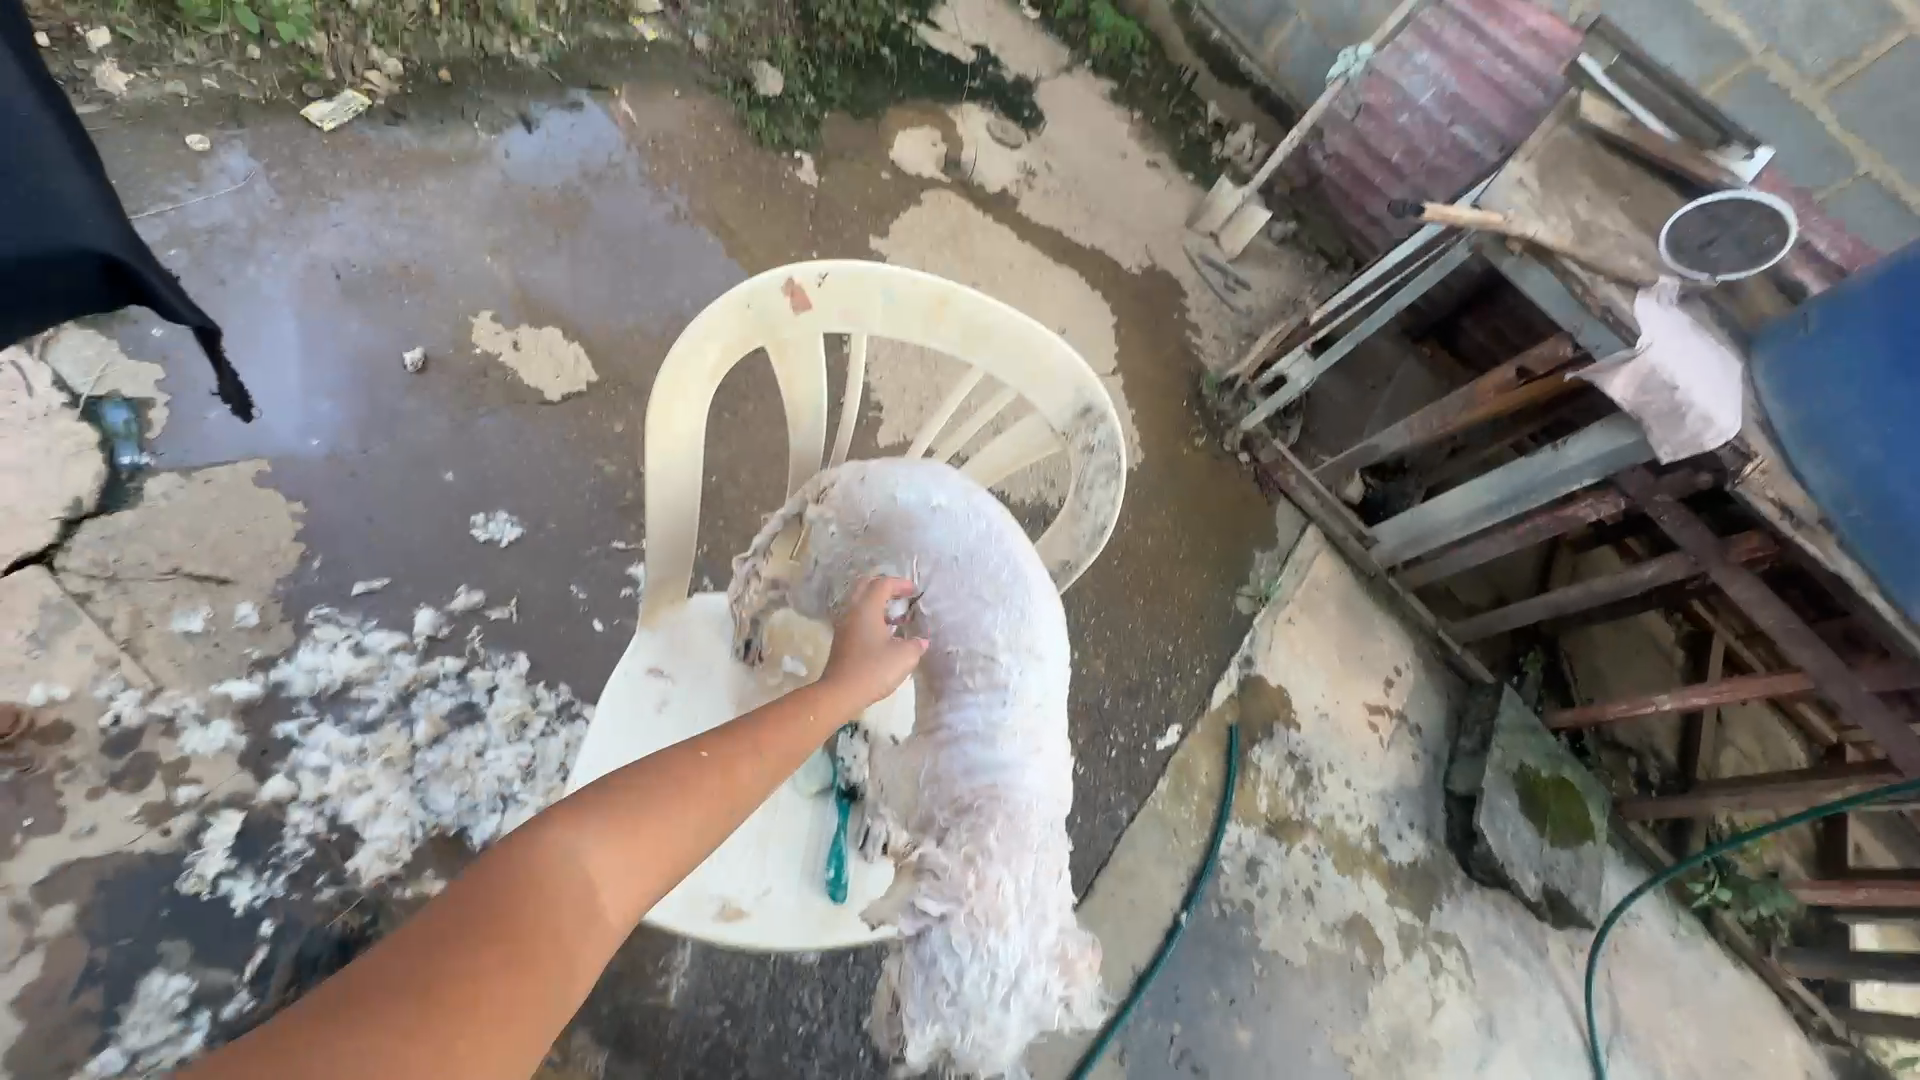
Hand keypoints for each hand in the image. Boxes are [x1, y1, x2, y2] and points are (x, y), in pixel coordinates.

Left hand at [820, 576, 928, 709]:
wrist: (841, 693)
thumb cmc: (874, 669)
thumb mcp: (904, 657)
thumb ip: (916, 644)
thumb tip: (921, 642)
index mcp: (867, 609)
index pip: (882, 584)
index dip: (900, 584)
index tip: (914, 591)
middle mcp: (852, 612)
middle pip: (866, 587)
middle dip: (885, 588)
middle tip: (902, 597)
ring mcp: (844, 627)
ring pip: (860, 604)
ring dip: (878, 605)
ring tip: (897, 618)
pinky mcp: (842, 641)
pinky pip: (857, 620)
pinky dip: (872, 619)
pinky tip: (885, 635)